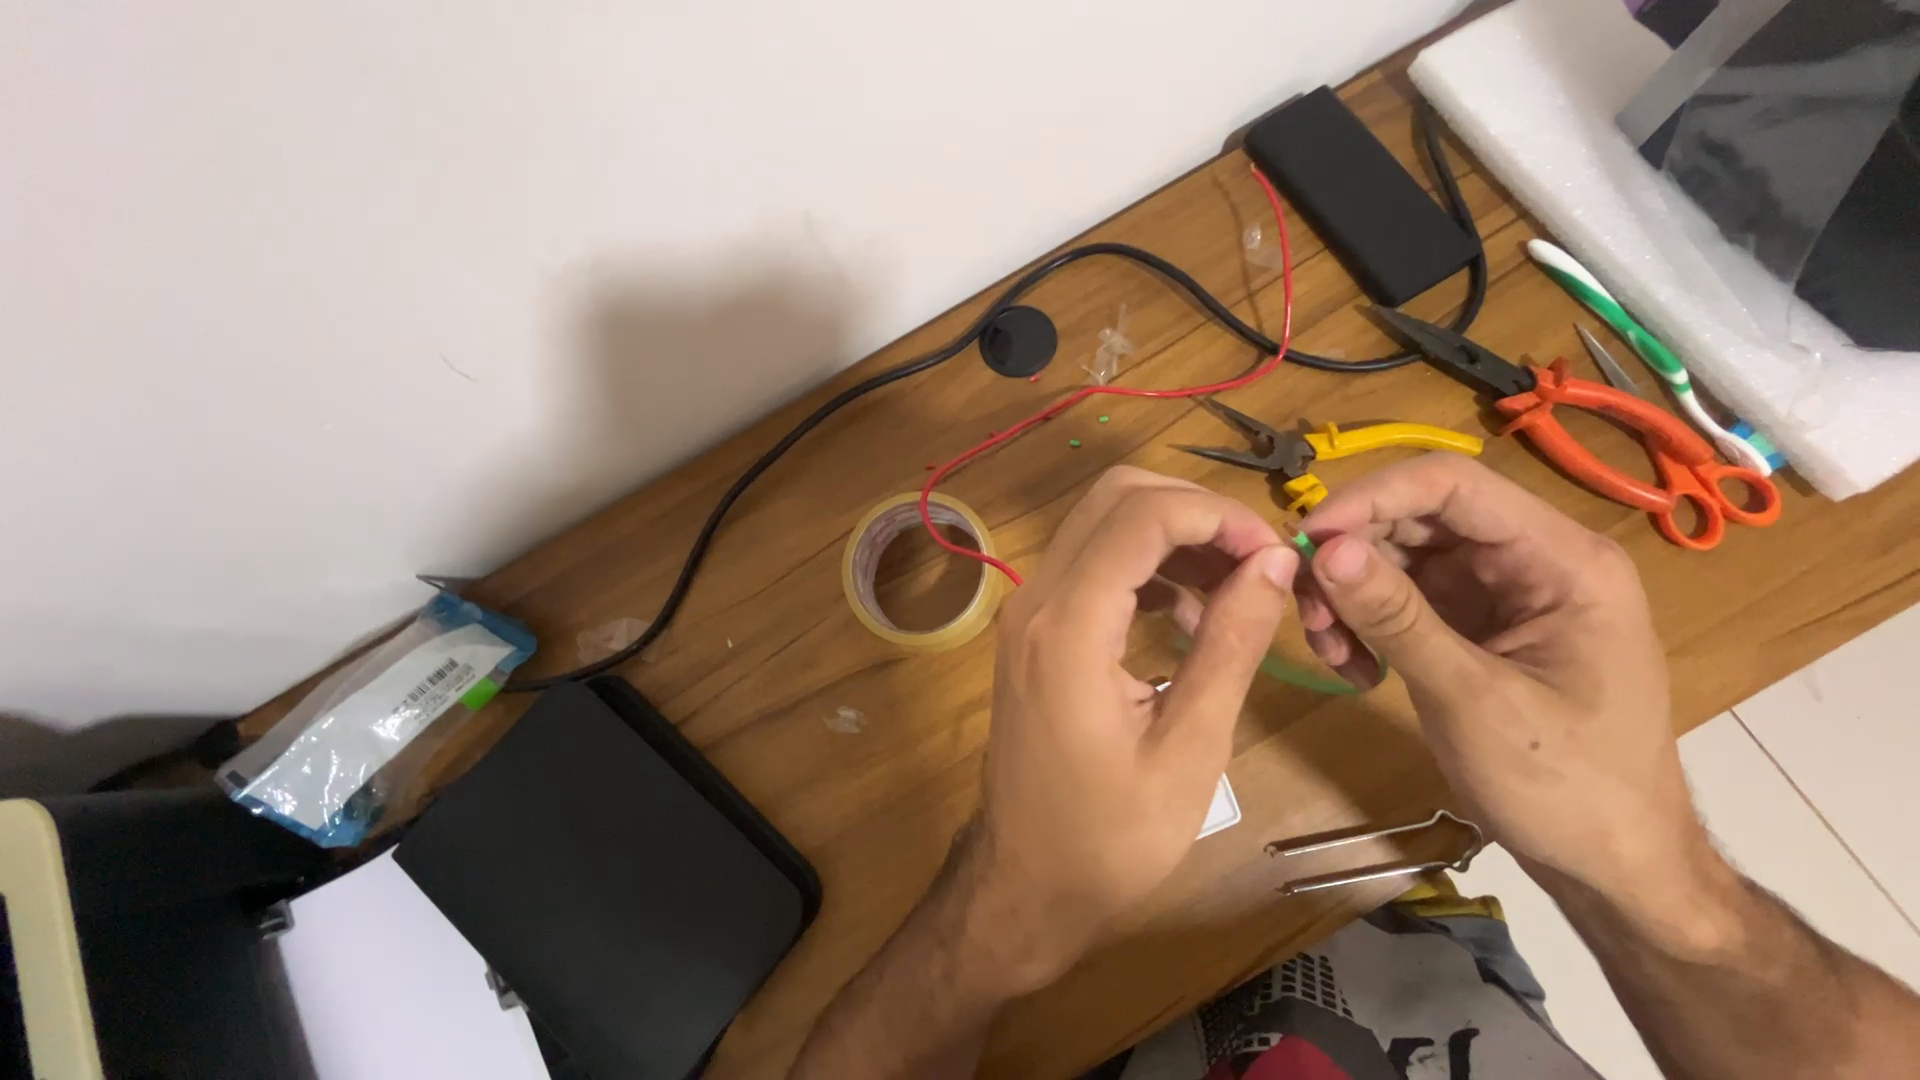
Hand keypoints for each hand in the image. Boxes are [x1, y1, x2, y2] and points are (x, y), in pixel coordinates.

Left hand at [965, 466, 1297, 989]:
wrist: (1026, 878)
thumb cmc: (1111, 837)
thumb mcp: (1190, 748)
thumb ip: (1230, 645)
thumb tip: (1274, 561)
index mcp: (1069, 628)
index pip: (1142, 516)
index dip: (1217, 516)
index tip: (1275, 553)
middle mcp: (1035, 599)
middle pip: (1115, 497)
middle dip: (1195, 512)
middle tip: (1256, 561)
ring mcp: (1026, 610)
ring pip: (1101, 523)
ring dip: (1172, 537)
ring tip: (1236, 593)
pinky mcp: (1033, 628)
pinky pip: (1091, 563)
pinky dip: (1145, 567)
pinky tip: (1191, 618)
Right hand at [1294, 454, 1710, 911]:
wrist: (1610, 865)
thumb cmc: (1566, 786)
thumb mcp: (1473, 700)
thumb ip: (1397, 618)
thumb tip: (1322, 549)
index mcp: (1562, 559)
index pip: (1451, 485)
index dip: (1369, 498)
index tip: (1304, 541)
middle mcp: (1529, 560)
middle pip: (1414, 519)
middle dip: (1349, 558)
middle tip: (1305, 613)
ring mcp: (1498, 592)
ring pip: (1396, 558)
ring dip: (1348, 596)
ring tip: (1331, 653)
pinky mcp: (1471, 624)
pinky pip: (1399, 600)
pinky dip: (1364, 625)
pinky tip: (1356, 670)